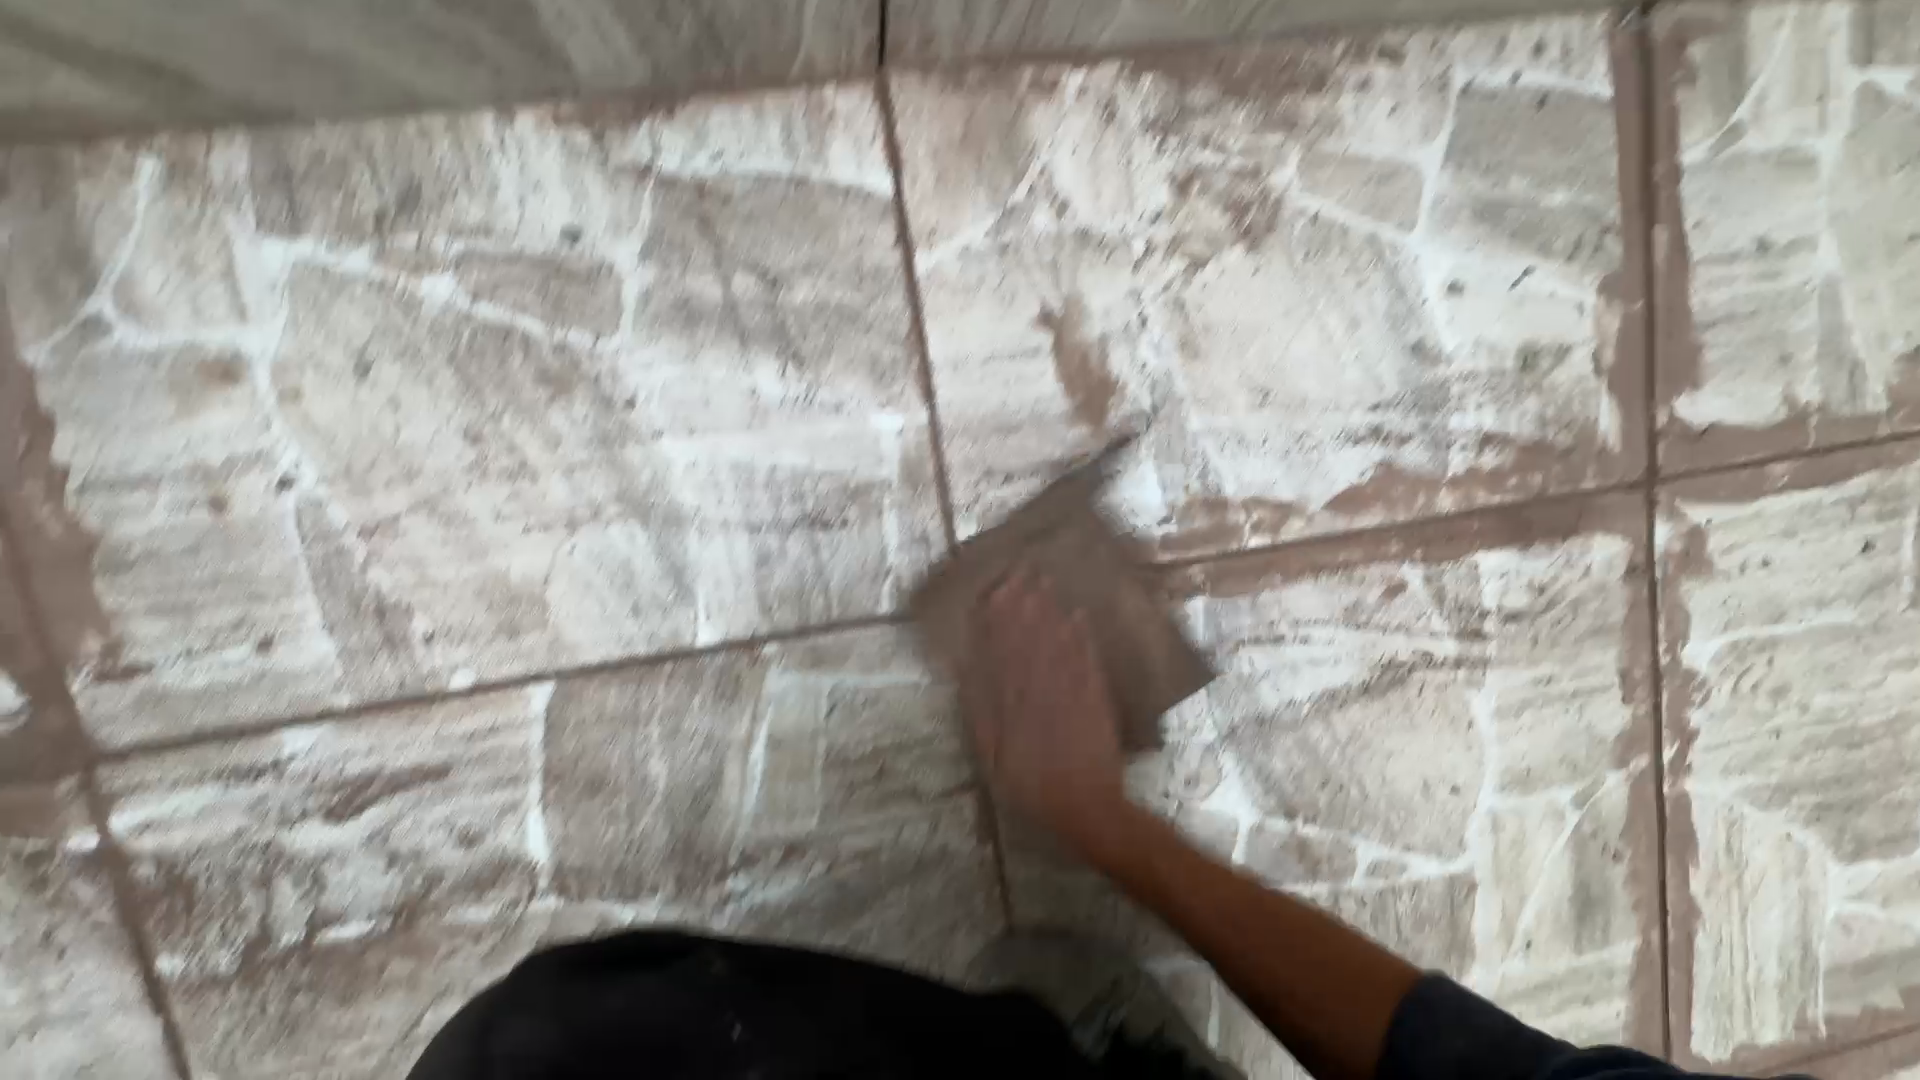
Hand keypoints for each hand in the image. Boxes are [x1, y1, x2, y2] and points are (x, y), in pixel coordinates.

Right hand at [966, 569, 1129, 853]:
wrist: (1086, 808)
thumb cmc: (1031, 787)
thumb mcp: (992, 756)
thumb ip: (980, 712)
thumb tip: (966, 671)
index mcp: (1012, 701)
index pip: (1002, 650)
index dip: (997, 618)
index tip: (993, 589)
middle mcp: (1042, 688)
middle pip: (1031, 638)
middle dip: (1024, 603)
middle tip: (1021, 570)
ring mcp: (1072, 690)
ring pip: (1058, 642)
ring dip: (1051, 610)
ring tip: (1044, 581)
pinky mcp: (1097, 698)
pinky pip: (1088, 660)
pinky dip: (1083, 637)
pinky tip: (1078, 615)